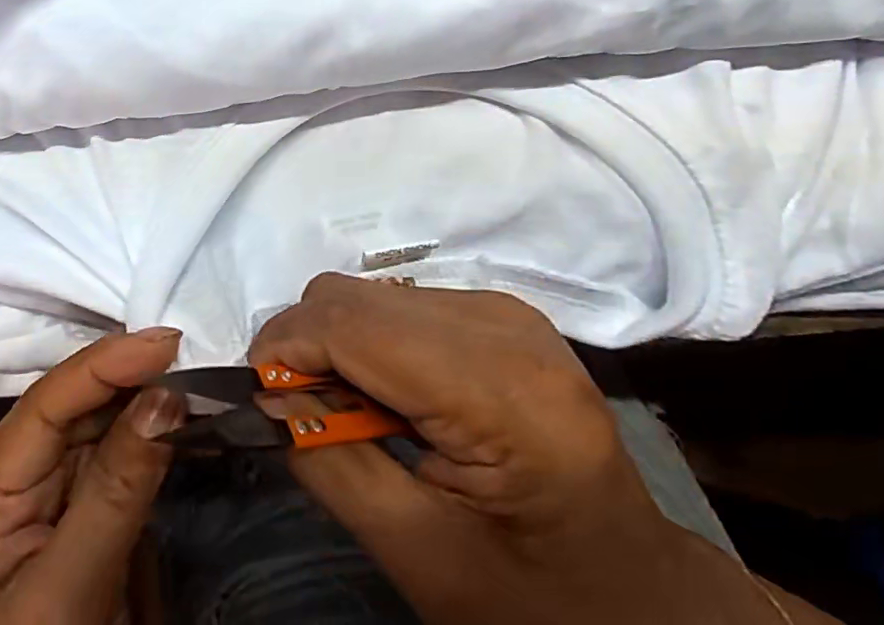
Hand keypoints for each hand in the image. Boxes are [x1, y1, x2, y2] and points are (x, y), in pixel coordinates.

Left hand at [0, 328, 186, 623]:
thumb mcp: (68, 593)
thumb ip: (115, 491)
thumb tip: (166, 397)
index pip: (40, 409)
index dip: (102, 366)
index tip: (164, 342)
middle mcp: (7, 479)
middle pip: (71, 406)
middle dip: (129, 375)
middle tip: (190, 357)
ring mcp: (48, 487)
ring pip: (100, 419)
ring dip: (146, 395)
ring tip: (193, 375)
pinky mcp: (85, 499)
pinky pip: (122, 448)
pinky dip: (155, 427)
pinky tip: (182, 409)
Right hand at [249, 275, 834, 623]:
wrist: (627, 582)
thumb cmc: (527, 592)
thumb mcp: (417, 551)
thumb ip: (329, 462)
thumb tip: (268, 396)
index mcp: (501, 392)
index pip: (358, 325)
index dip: (288, 347)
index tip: (257, 395)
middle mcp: (506, 325)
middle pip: (359, 296)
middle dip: (309, 345)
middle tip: (310, 418)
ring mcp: (509, 310)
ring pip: (374, 292)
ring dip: (341, 343)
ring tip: (360, 416)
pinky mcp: (503, 311)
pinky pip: (404, 302)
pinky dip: (375, 341)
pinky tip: (397, 397)